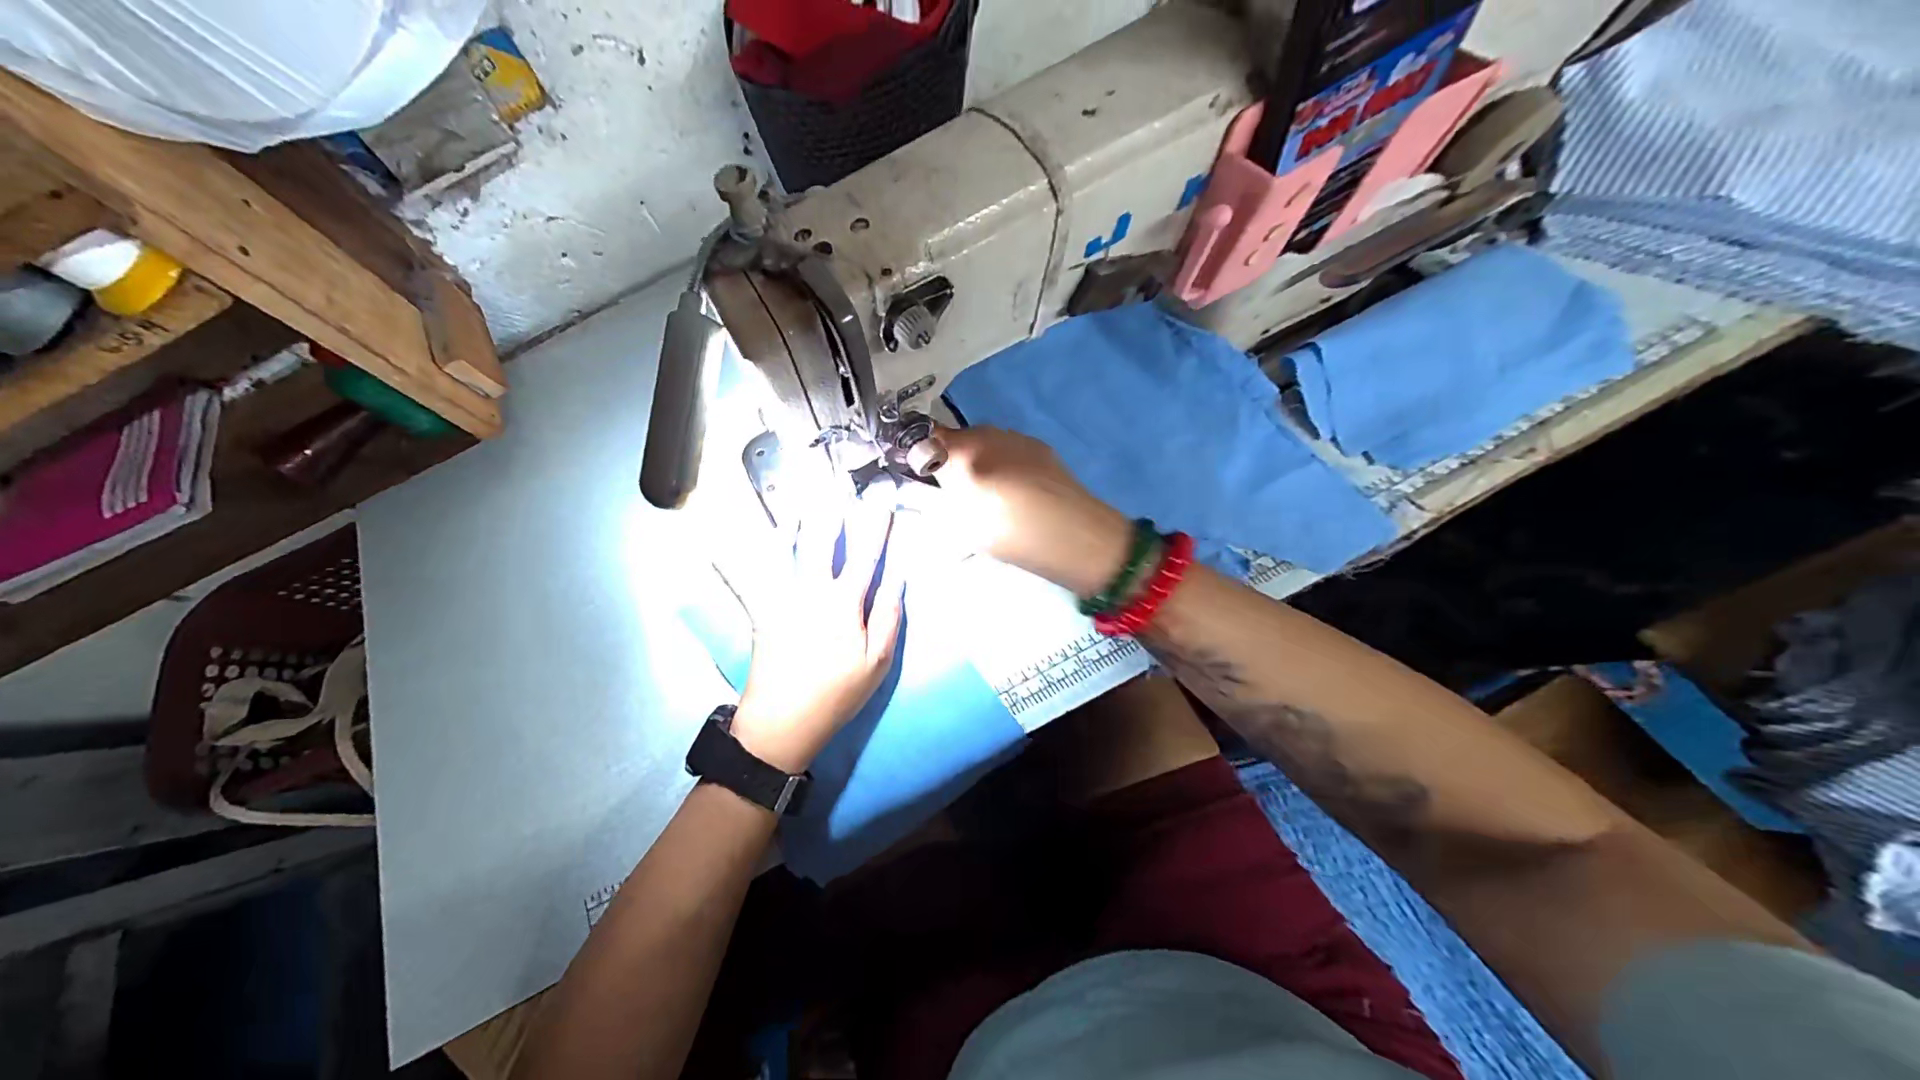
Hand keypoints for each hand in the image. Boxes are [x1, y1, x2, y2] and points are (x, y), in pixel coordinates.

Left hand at [726, 493, 905, 772]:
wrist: (783, 722)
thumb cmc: (837, 694)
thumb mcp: (878, 662)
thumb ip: (889, 616)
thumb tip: (898, 578)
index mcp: (846, 604)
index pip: (865, 555)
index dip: (875, 526)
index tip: (881, 500)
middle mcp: (813, 592)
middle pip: (821, 541)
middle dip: (829, 509)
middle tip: (832, 483)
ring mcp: (783, 599)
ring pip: (786, 551)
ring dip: (793, 521)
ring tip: (797, 496)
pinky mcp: (761, 612)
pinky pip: (750, 576)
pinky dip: (746, 555)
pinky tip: (744, 537)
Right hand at [929, 425, 1131, 597]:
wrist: (1072, 534)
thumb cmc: (1008, 535)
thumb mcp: (960, 526)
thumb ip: (938, 500)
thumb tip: (925, 488)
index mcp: (960, 453)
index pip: (924, 438)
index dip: (919, 454)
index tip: (922, 475)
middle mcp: (986, 434)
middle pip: (956, 441)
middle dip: (952, 462)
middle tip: (960, 494)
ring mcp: (1015, 437)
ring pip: (985, 445)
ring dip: (981, 463)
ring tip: (994, 496)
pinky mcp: (1039, 445)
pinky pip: (1009, 450)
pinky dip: (1006, 465)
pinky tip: (1019, 492)